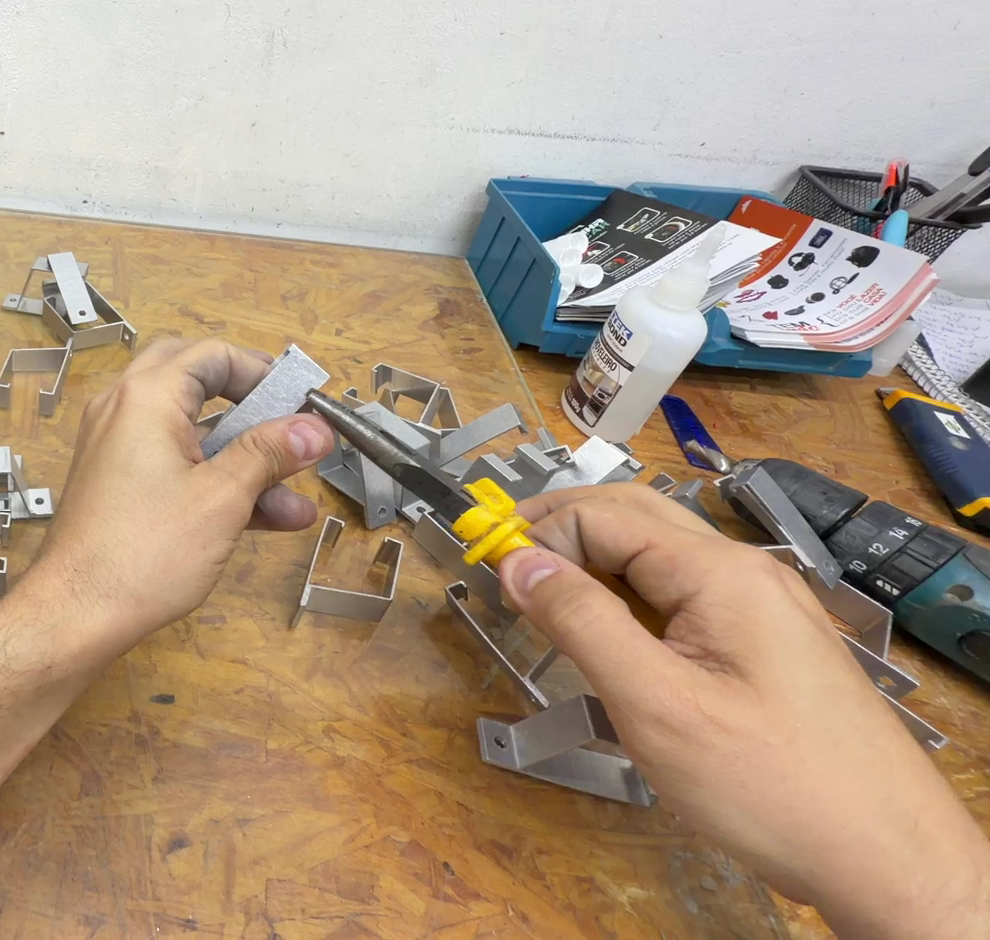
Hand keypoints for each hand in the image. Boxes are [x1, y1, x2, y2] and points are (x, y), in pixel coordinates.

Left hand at [14, 338, 334, 654]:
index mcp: (145, 396)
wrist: (77, 612)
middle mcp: (123, 410)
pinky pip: (173, 463)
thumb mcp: (221, 498)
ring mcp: (116, 446)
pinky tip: (265, 515)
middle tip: (287, 425)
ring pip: (189, 431)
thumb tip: (313, 427)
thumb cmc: (143, 553)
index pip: (212, 355)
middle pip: (196, 382)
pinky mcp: (118, 482)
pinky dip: (213, 478)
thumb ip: (269, 454)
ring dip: (242, 456)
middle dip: (250, 405)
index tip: (301, 402)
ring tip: (294, 494)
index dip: (263, 372)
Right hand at [496, 483, 989, 939]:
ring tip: (536, 595)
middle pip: (628, 514)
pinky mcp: (755, 641)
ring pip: (648, 550)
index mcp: (719, 574)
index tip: (491, 575)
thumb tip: (515, 560)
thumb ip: (578, 620)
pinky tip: (595, 627)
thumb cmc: (774, 787)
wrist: (897, 873)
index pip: (599, 519)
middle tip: (501, 562)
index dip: (536, 537)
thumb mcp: (654, 702)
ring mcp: (754, 607)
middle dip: (555, 526)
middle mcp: (741, 574)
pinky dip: (617, 591)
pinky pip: (671, 590)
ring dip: (584, 557)